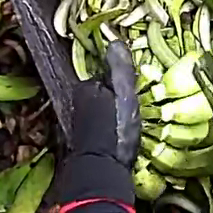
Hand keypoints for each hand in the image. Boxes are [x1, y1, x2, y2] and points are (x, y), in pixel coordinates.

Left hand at [58, 41, 139, 206]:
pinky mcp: (85, 143)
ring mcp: (79, 124)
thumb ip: (119, 70)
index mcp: (86, 88)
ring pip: (100, 111)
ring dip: (112, 113)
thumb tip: (116, 42)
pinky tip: (121, 136)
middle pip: (101, 94)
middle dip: (114, 97)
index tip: (135, 85)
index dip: (119, 81)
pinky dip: (110, 128)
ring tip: (129, 120)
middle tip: (134, 104)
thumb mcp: (124, 95)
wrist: (100, 170)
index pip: (104, 76)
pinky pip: (101, 127)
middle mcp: (77, 104)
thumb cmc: (115, 130)